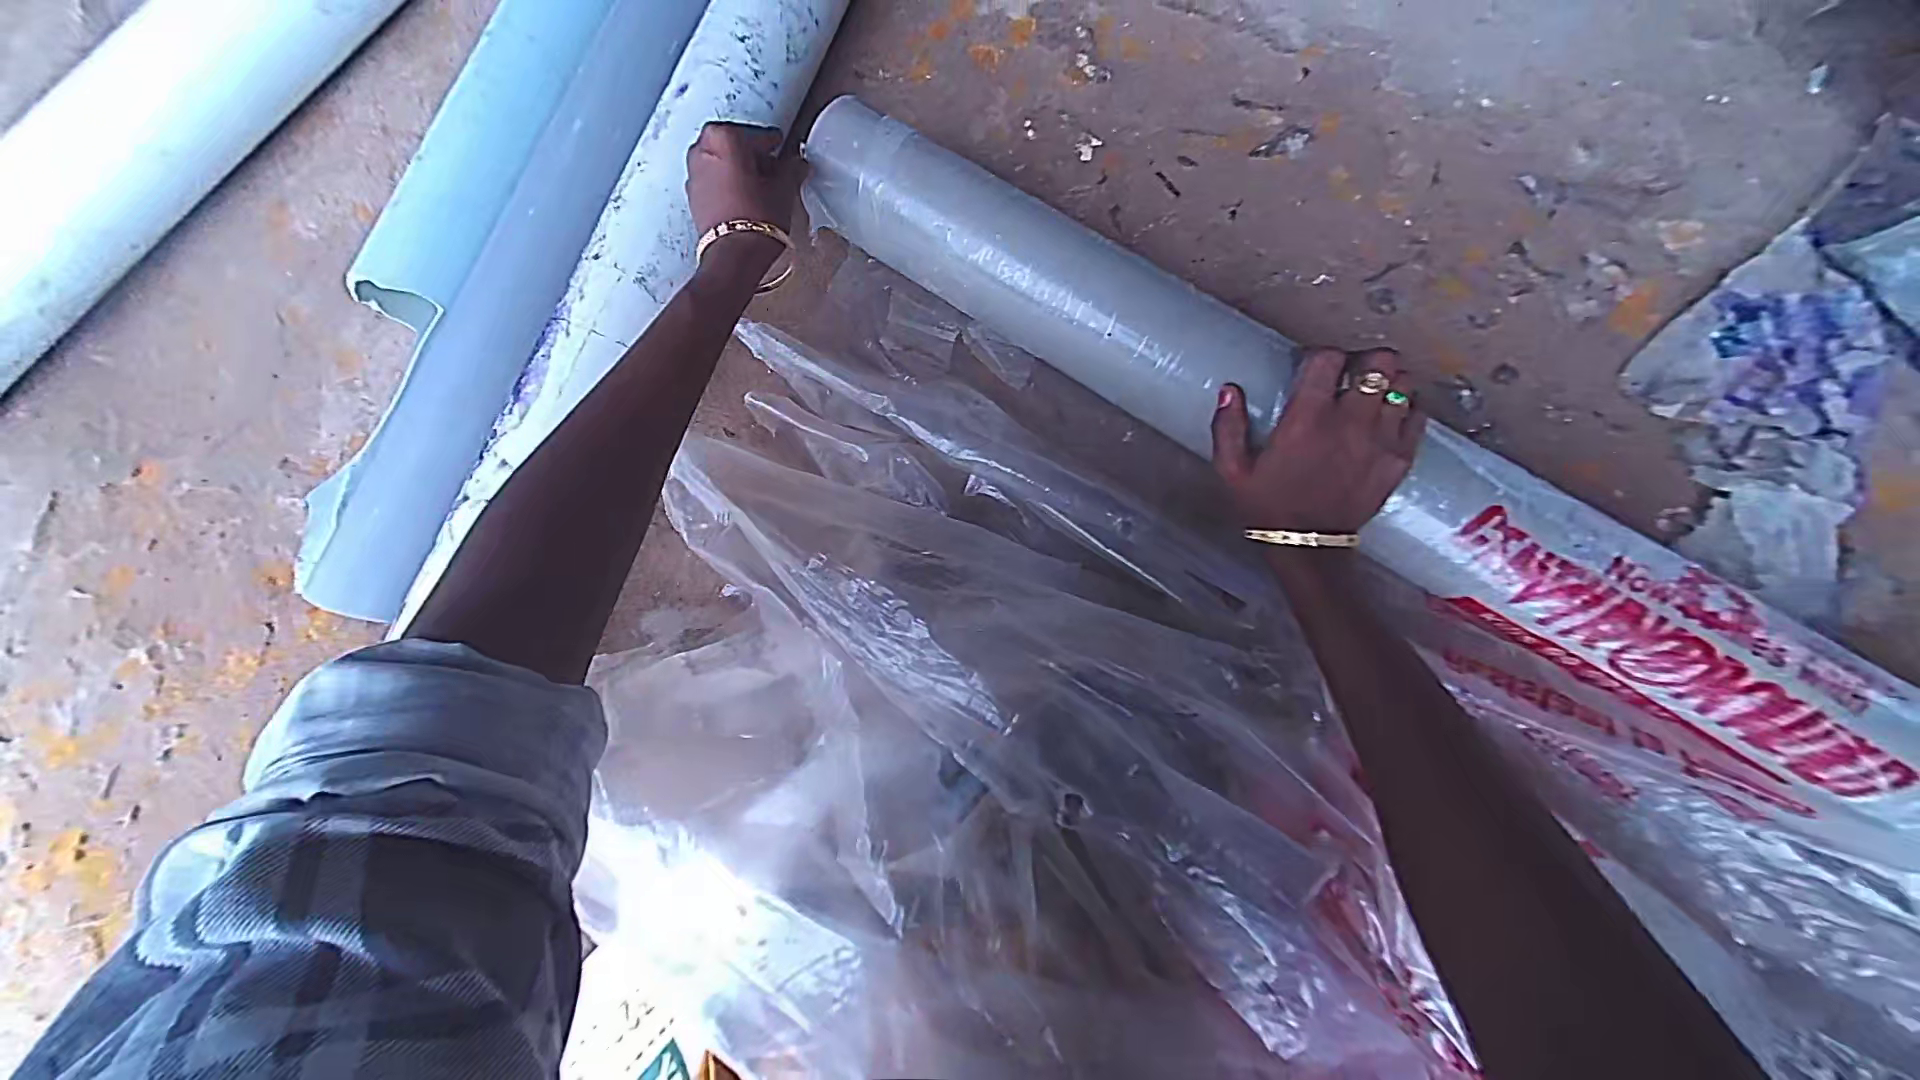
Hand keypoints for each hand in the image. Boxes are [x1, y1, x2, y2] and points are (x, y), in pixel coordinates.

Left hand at [686, 122, 802, 239]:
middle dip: (754, 157)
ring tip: (761, 190)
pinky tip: (746, 201)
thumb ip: (791, 170)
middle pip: (734, 145)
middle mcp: (702, 149)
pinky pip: (714, 182)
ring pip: (722, 163)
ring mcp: (694, 174)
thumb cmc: (755, 221)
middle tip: (774, 170)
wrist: (734, 256)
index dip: (776, 145)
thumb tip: (796, 164)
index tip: (783, 150)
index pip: (758, 135)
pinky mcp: (694, 197)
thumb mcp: (783, 190)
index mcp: (725, 137)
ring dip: (740, 171)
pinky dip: (728, 186)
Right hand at [1211, 347, 1424, 533]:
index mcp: (1306, 420)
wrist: (1307, 545)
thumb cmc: (1265, 505)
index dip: (1320, 355)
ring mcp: (1381, 439)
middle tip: (1348, 374)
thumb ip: (1228, 427)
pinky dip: (1405, 406)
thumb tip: (1230, 390)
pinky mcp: (1400, 457)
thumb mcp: (1232, 470)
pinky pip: (1417, 414)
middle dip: (1363, 361)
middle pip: (1379, 362)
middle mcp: (1349, 422)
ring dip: (1387, 381)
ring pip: (1404, 382)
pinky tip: (1386, 416)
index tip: (1310, 365)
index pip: (1328, 359)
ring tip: (1369, 393)